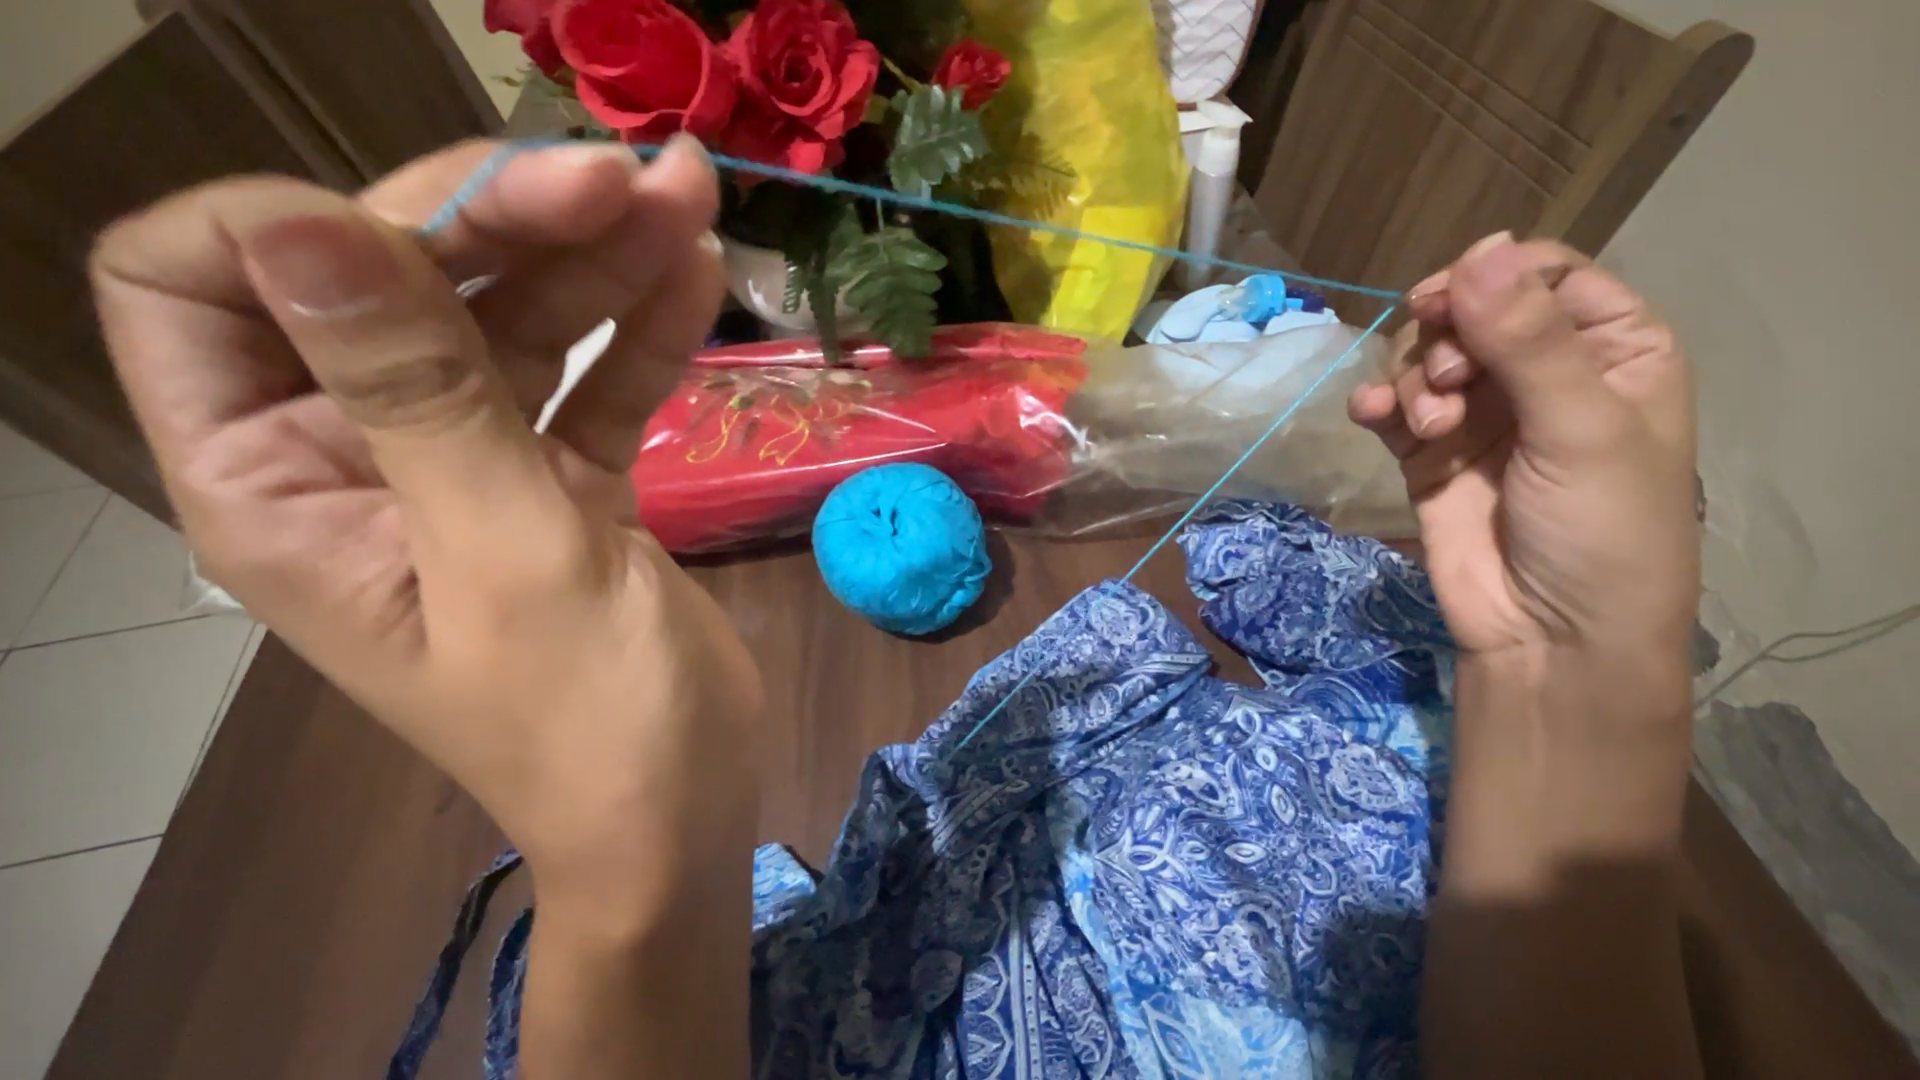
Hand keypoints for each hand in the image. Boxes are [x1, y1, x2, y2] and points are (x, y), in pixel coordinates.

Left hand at [90, 137, 765, 913]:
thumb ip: (421, 401)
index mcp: (284, 482)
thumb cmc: (590, 724)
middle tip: (634, 178)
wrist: (683, 812)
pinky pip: (592, 378)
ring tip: (691, 197)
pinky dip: (643, 326)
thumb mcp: (509, 561)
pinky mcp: (563, 479)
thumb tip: (300, 224)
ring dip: (601, 255)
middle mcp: (360, 454)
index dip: (306, 223)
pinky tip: (698, 273)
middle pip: (400, 280)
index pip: (203, 285)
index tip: (467, 212)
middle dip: (511, 218)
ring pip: (515, 320)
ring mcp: (471, 463)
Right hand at [1348, 233, 1698, 688]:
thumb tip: (1480, 246)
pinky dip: (1375, 402)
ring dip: (1411, 378)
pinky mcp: (1428, 451)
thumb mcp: (1580, 428)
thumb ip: (1528, 340)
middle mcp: (1542, 372)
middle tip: (1445, 382)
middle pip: (1471, 312)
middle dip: (1444, 339)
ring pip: (1424, 354)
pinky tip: (1369, 416)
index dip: (1490, 279)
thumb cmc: (1599, 528)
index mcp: (1610, 351)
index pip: (1544, 278)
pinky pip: (1391, 404)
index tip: (1442, 303)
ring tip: (1427, 424)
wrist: (1548, 634)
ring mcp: (1480, 413)